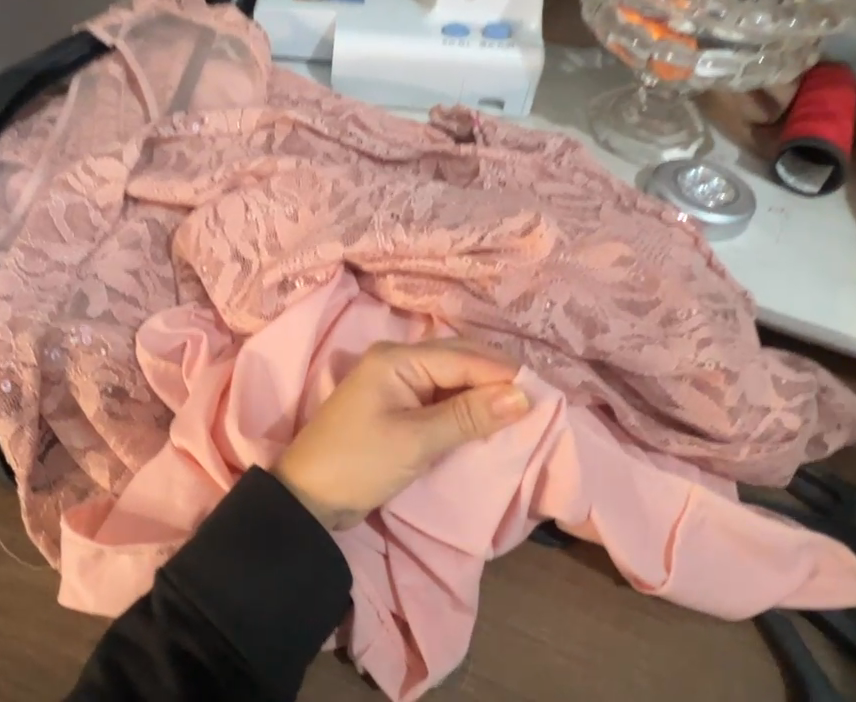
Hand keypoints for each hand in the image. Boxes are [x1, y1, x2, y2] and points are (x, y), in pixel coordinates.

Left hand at [272, 341, 529, 530]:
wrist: (307, 498)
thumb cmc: (359, 463)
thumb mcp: (417, 441)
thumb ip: (469, 416)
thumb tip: (523, 395)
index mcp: (398, 358)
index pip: (464, 358)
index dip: (504, 375)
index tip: (547, 395)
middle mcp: (398, 359)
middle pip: (460, 360)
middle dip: (497, 379)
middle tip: (540, 403)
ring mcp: (396, 381)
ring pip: (452, 377)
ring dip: (483, 393)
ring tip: (521, 411)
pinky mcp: (397, 404)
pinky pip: (440, 394)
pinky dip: (465, 405)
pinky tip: (488, 419)